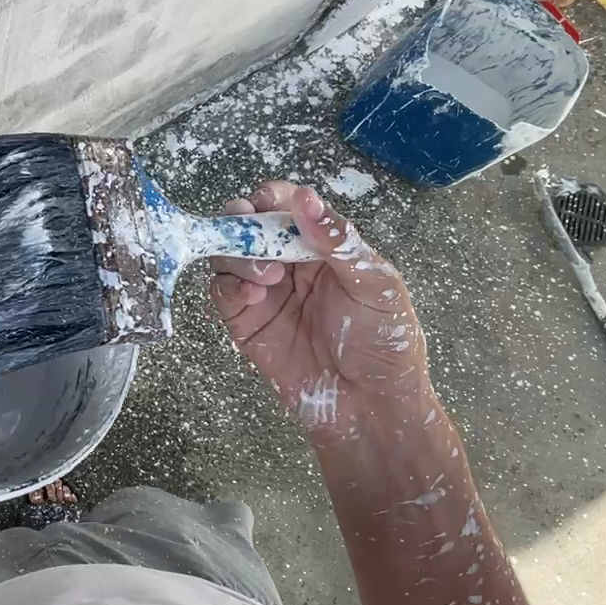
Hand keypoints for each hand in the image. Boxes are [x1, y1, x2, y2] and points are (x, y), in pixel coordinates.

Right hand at [208, 182, 430, 446]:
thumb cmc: (385, 342)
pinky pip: (220, 290)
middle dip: (242, 222)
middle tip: (252, 233)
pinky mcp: (242, 319)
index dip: (271, 197)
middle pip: (246, 224)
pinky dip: (228, 285)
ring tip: (266, 276)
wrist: (369, 407)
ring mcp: (261, 289)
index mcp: (319, 245)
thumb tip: (305, 197)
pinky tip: (253, 296)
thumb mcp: (375, 286)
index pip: (285, 205)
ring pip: (227, 253)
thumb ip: (339, 242)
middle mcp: (285, 261)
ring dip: (237, 254)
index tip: (267, 202)